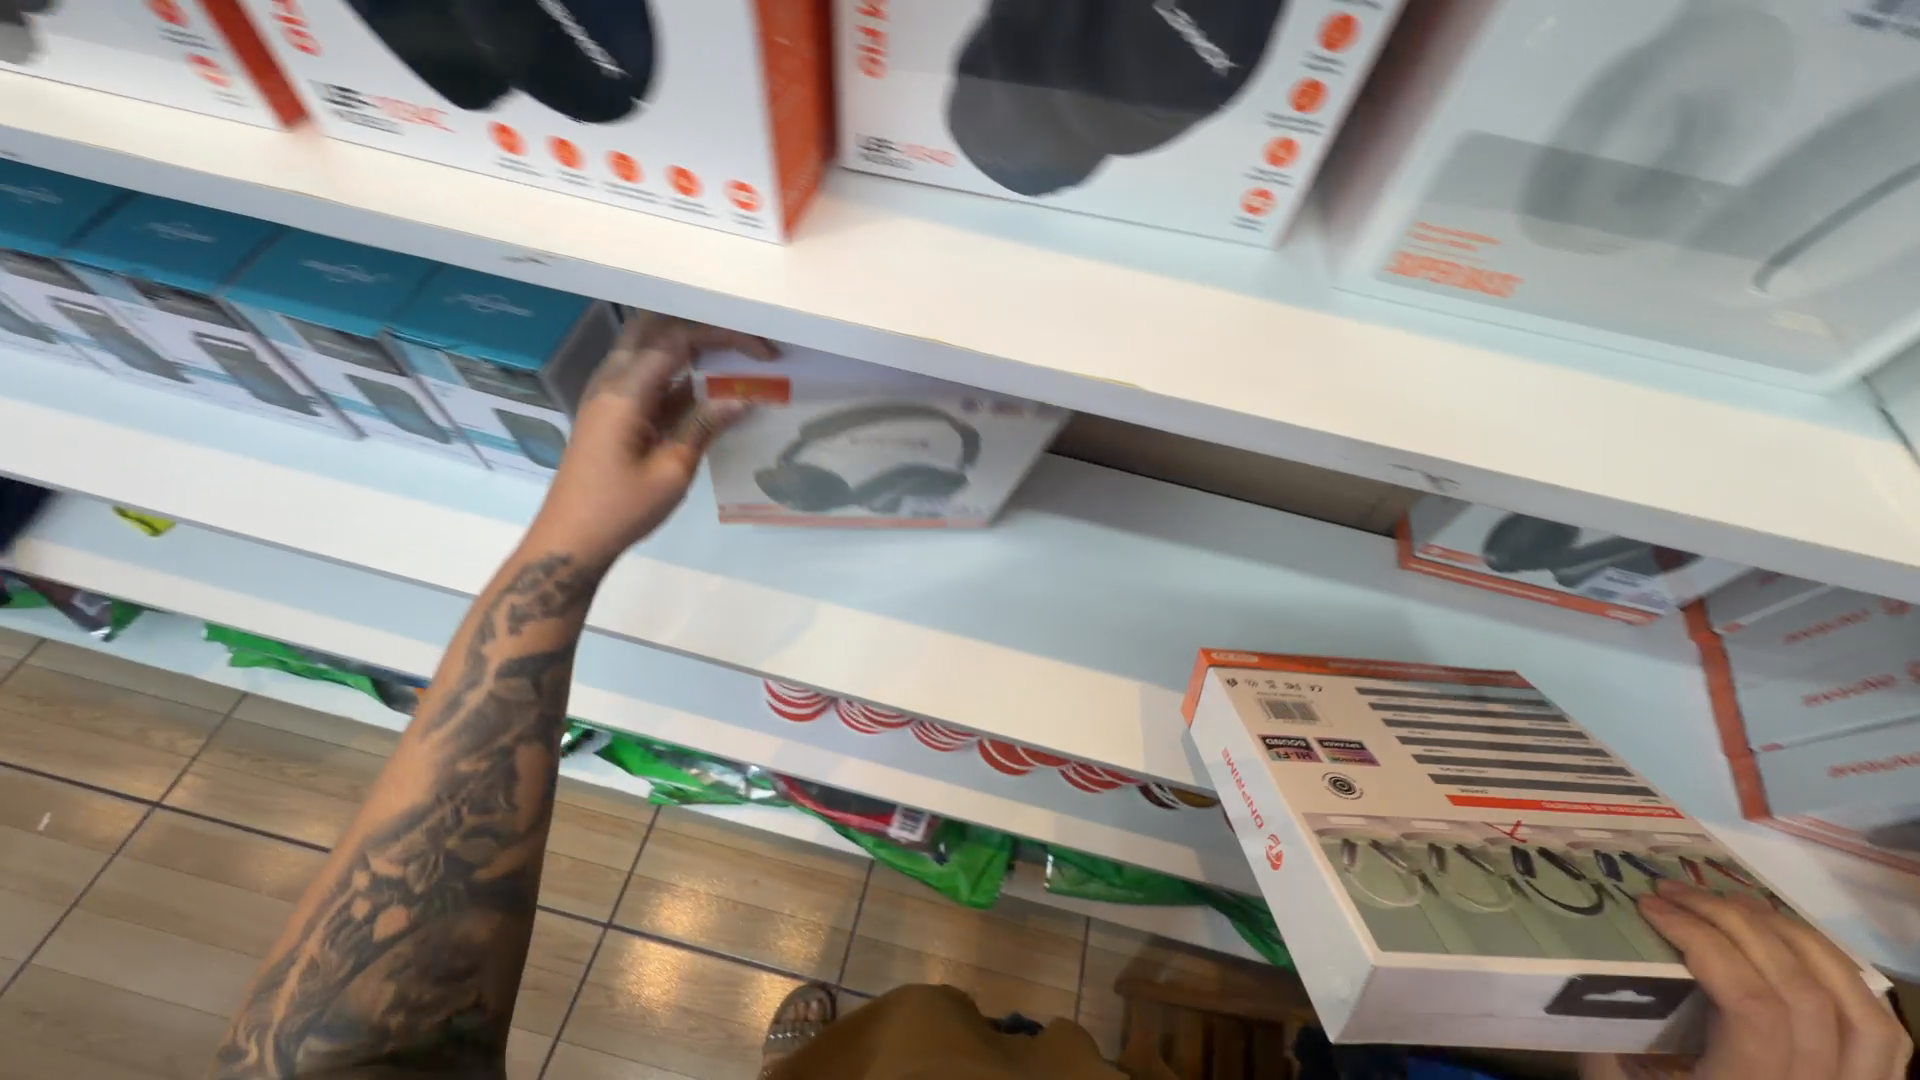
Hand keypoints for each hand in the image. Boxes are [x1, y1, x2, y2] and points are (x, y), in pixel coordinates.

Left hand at [528, 312, 776, 561]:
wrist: (572, 539)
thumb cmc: (622, 508)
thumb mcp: (672, 471)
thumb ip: (704, 427)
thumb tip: (742, 400)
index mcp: (625, 391)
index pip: (677, 339)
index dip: (723, 337)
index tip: (763, 352)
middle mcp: (611, 381)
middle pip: (655, 329)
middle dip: (702, 329)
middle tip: (742, 344)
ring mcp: (607, 395)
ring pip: (648, 349)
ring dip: (688, 348)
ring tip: (731, 361)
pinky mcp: (610, 412)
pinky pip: (644, 376)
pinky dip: (676, 374)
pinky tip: (706, 390)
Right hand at [1582, 881, 1910, 1079]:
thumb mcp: (1608, 1073)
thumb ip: (1614, 1022)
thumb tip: (1604, 945)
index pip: (1751, 1005)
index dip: (1704, 942)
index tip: (1649, 906)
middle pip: (1803, 993)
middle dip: (1734, 923)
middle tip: (1674, 892)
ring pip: (1858, 1007)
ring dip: (1794, 939)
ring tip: (1734, 904)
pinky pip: (1882, 1029)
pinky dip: (1842, 975)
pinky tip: (1790, 944)